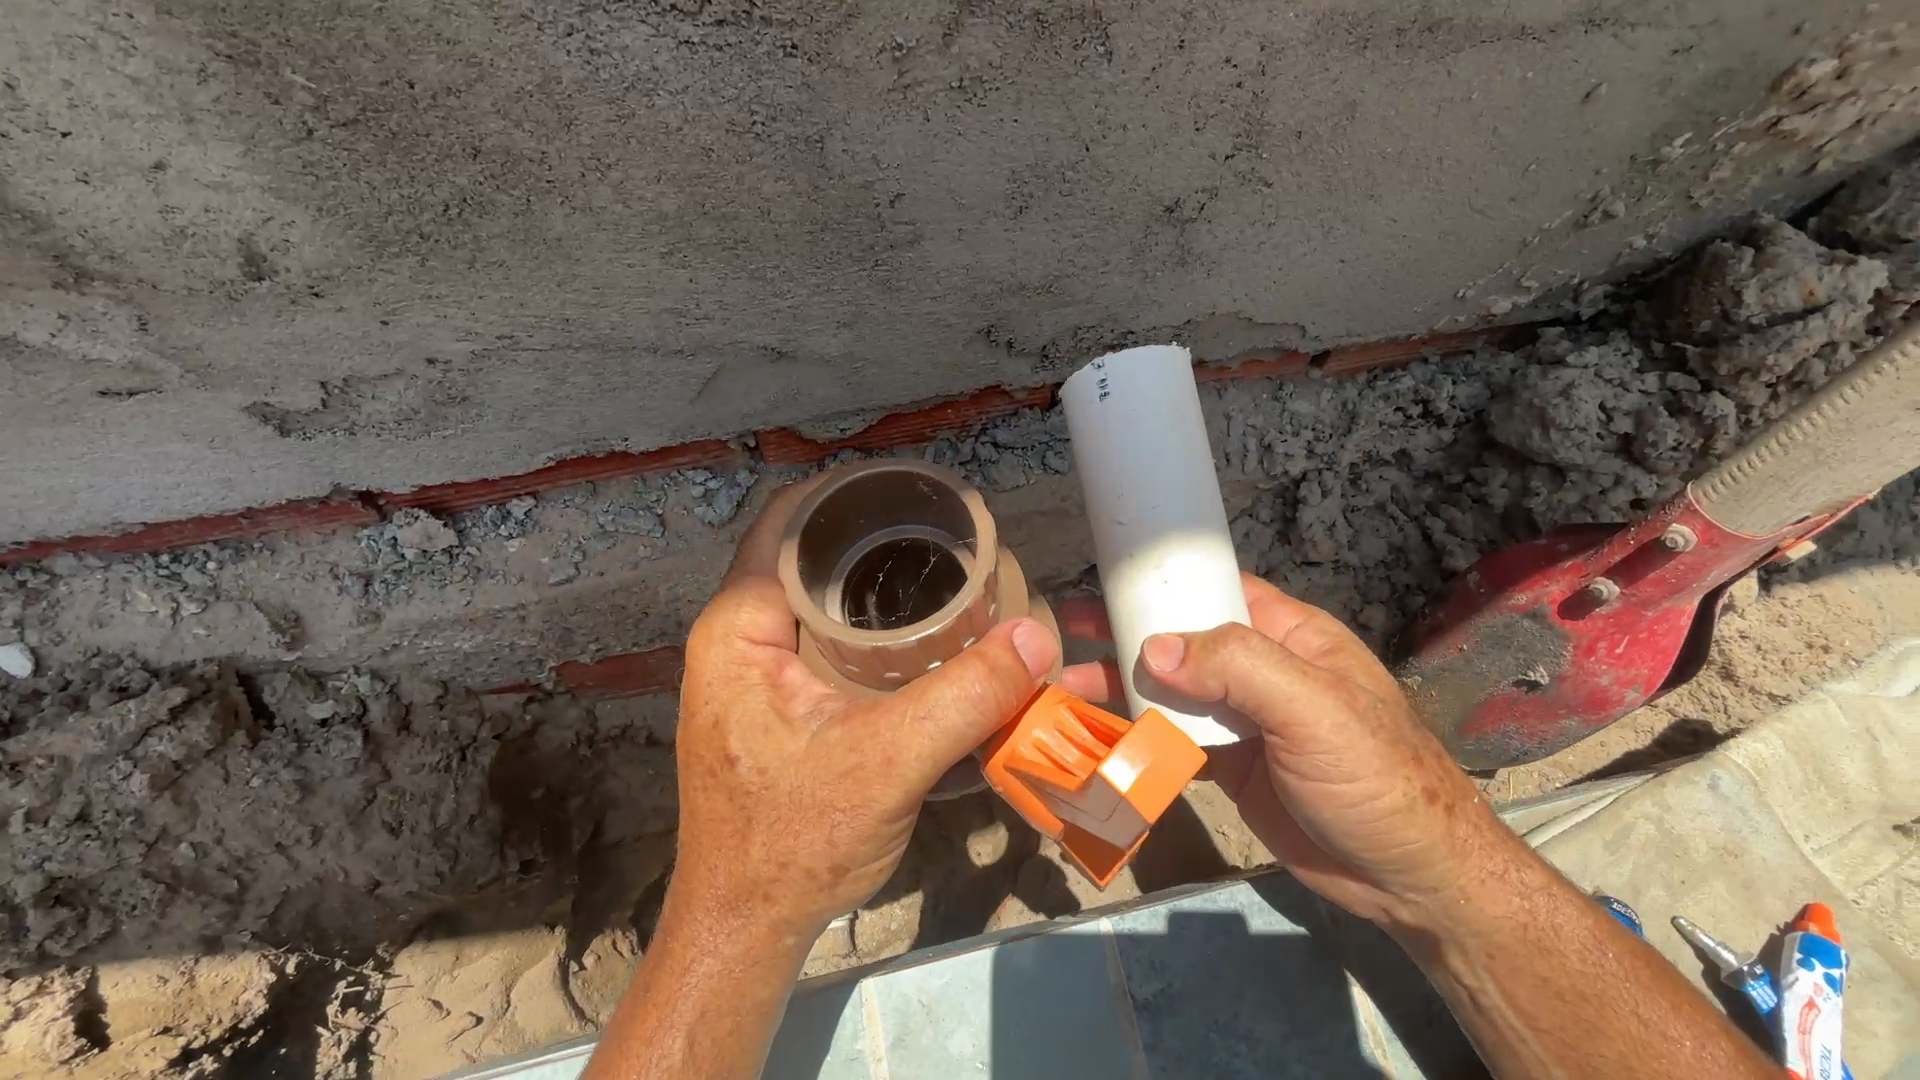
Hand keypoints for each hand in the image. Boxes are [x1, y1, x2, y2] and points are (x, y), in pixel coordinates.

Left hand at [670, 482, 1060, 942]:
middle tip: (952, 534)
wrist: (749, 928)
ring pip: (831, 607)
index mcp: (740, 627)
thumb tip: (1040, 638)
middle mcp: (744, 639)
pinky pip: (838, 649)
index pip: (789, 522)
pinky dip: (885, 640)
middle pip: (816, 561)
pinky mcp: (785, 708)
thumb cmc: (793, 844)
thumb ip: (966, 698)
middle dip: (883, 544)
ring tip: (955, 578)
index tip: (918, 490)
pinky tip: (935, 645)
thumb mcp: (887, 764)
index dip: (852, 495)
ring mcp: (763, 676)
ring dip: (889, 595)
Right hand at [1060, 574, 1501, 928]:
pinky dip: (1135, 739)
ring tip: (1063, 691)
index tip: (1104, 584)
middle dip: (1123, 638)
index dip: (1161, 585)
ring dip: (1118, 691)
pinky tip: (1096, 739)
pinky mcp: (1226, 765)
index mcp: (1287, 636)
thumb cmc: (1375, 776)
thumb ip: (1236, 667)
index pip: (1214, 591)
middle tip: (1062, 635)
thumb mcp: (1314, 708)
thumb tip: (1152, 648)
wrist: (1409, 881)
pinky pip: (1171, 742)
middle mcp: (1258, 670)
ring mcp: (1241, 720)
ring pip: (1170, 693)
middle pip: (1180, 642)